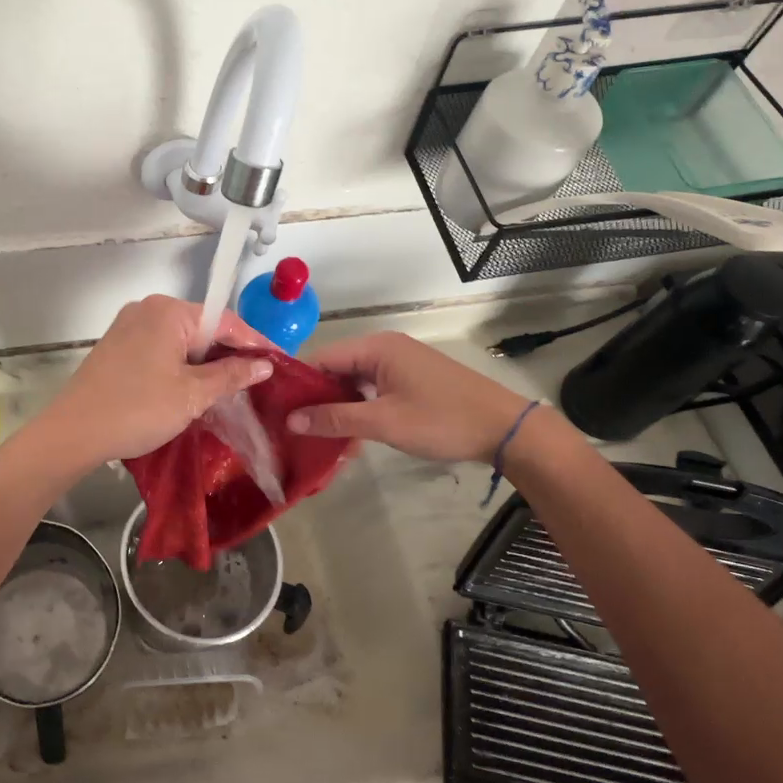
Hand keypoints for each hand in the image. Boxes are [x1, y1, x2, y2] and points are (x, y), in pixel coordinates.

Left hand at [41, 296, 273, 463]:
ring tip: (231, 389)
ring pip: (180, 340)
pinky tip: (194, 389)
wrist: (74, 432)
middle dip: (228, 353)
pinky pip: (160, 349)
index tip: (278, 363)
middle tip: (257, 380)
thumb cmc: (138, 409)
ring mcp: (128, 326)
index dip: (254, 343)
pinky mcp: (117, 346)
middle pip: (202, 327)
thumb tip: (264, 364)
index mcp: (168, 311)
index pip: (225, 320)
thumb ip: (231, 375)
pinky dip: (180, 366)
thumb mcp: (192, 395)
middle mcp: (148, 309)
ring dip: (204, 363)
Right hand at [286, 331, 538, 462]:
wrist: (505, 429)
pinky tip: (350, 433)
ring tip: (317, 435)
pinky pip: (373, 388)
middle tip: (294, 429)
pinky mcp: (412, 379)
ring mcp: (401, 362)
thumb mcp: (383, 422)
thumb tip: (291, 419)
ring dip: (338, 406)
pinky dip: (360, 407)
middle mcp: (385, 347)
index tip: (277, 412)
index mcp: (376, 347)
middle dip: (316, 398)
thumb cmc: (441, 420)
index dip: (298, 385)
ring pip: (354, 381)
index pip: (321, 358)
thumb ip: (335, 419)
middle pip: (336, 368)